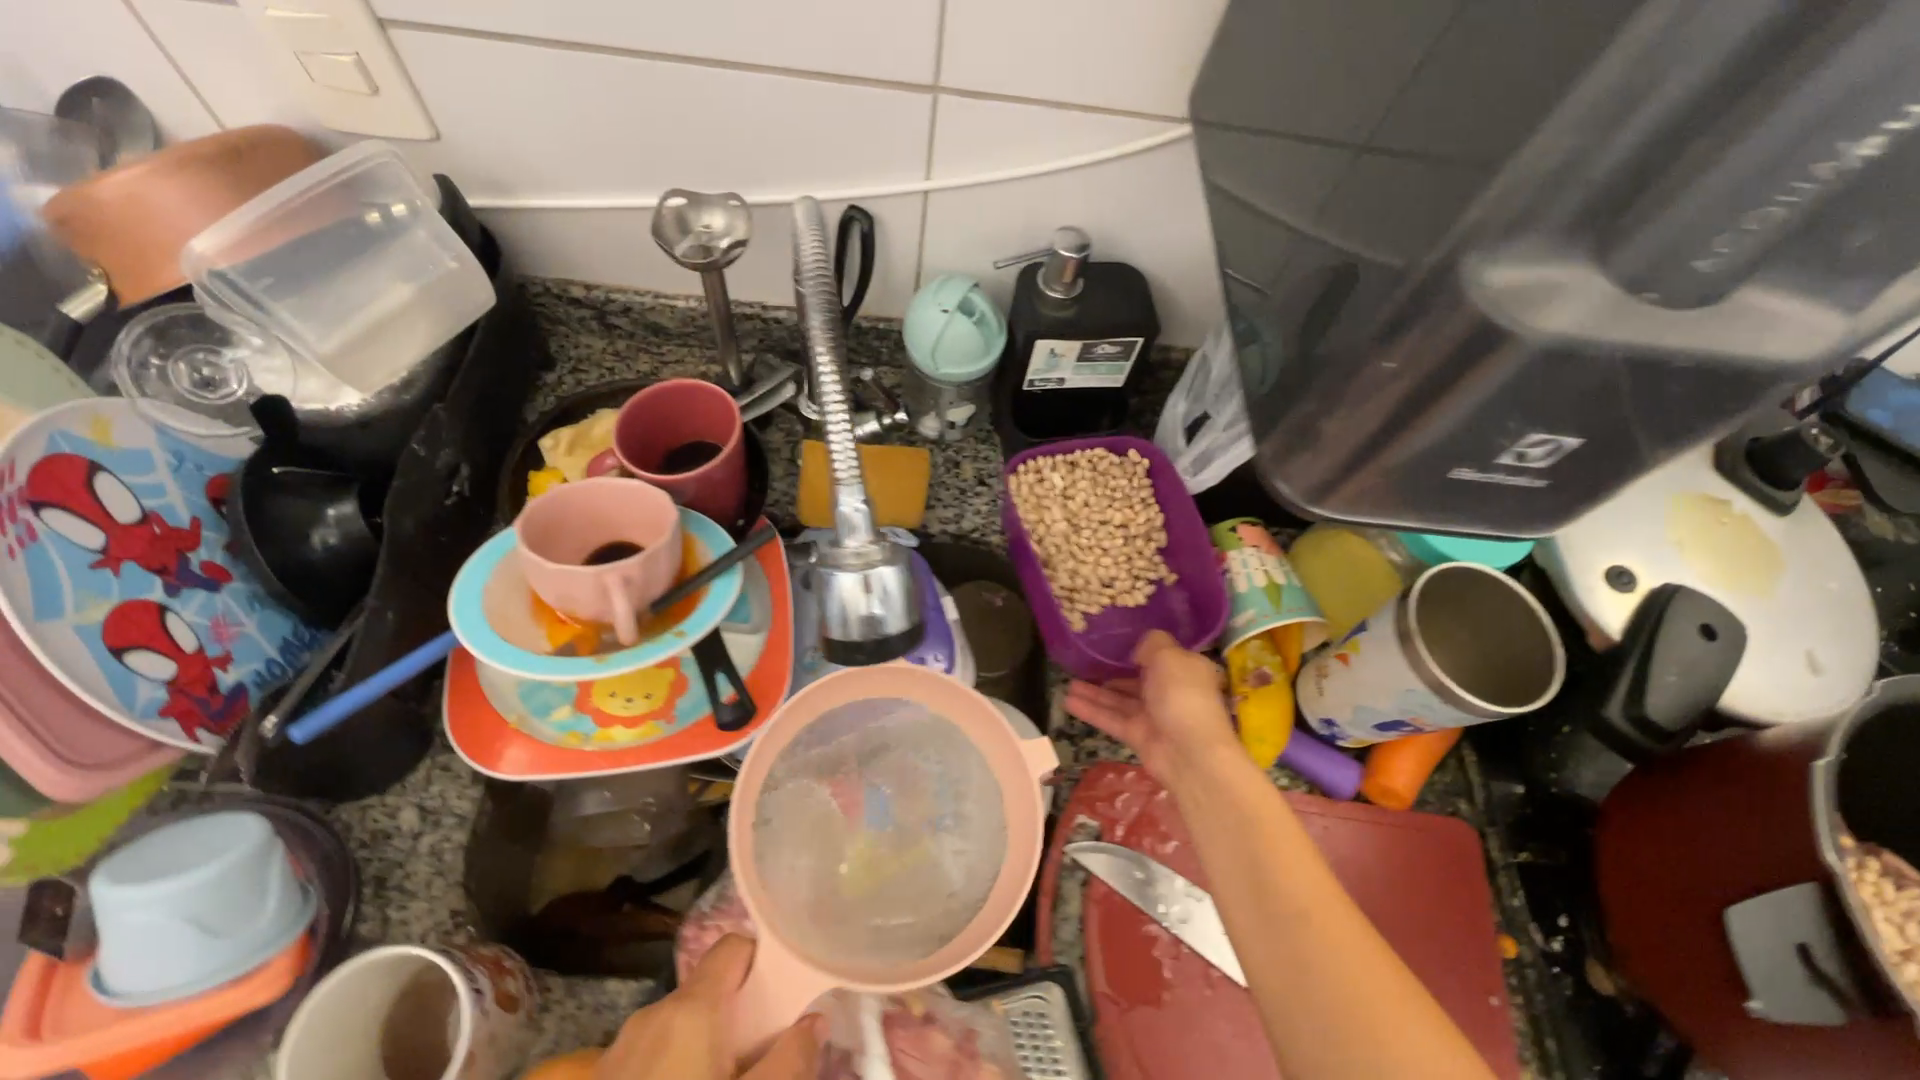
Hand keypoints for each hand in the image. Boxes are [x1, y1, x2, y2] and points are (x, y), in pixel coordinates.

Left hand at [595, 936, 820, 1078]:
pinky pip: (652, 1061)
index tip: (789, 994)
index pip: (732, 948)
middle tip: (769, 1059)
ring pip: (680, 1032)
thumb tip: (813, 1020)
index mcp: (688, 1011)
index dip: (764, 962)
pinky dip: (678, 1074)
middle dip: (743, 1019)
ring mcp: (616, 1055)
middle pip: (709, 994)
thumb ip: (791, 1061)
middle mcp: (649, 1018)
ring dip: (710, 1052)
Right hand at [1064, 630, 1241, 785]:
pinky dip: (1091, 710)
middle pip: (1137, 679)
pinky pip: (1111, 718)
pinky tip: (1068, 701)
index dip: (1140, 650)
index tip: (1114, 642)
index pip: (1161, 657)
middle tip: (1084, 663)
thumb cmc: (1183, 694)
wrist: (1191, 751)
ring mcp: (1153, 715)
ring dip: (1094, 691)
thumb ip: (1151, 644)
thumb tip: (1137, 651)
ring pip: (1119, 700)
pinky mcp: (1138, 735)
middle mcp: (1170, 691)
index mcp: (1185, 670)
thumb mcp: (1169, 655)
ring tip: (1067, 683)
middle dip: (1112, 672)